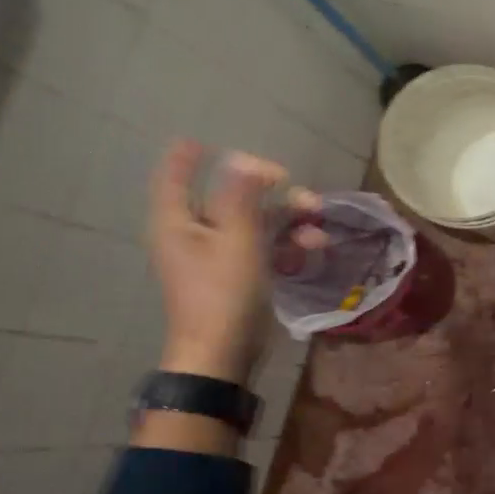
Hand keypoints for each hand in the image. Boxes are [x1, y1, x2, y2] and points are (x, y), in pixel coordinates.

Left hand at [149, 140, 315, 385]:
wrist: (223, 352)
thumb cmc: (224, 294)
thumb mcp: (237, 240)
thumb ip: (242, 197)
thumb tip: (244, 159)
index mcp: (178, 223)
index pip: (176, 180)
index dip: (188, 159)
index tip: (202, 142)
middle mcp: (193, 235)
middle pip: (229, 200)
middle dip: (268, 192)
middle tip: (298, 187)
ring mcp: (217, 258)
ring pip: (254, 224)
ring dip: (287, 220)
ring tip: (318, 223)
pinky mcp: (238, 278)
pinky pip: (264, 249)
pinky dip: (286, 245)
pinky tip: (311, 250)